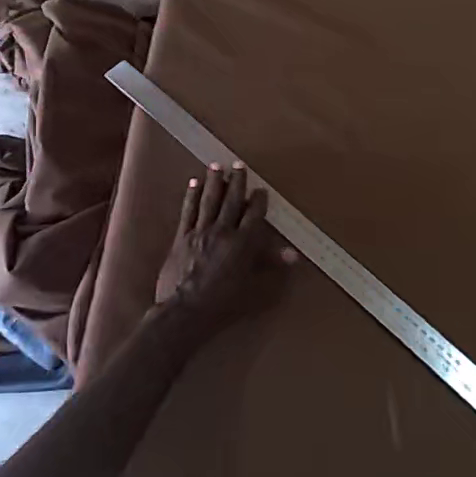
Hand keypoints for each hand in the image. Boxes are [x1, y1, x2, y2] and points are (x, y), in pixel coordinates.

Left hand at [158, 162, 291, 334]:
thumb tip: (293, 254)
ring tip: (216, 165)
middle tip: (239, 164)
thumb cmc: (225, 305)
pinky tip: (193, 183)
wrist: (185, 312)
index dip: (258, 201)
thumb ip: (273, 269)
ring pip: (209, 200)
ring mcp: (200, 232)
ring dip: (214, 181)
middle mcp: (223, 231)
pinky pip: (188, 210)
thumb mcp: (256, 291)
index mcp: (243, 244)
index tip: (261, 190)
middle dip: (237, 182)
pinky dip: (191, 195)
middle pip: (231, 201)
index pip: (254, 215)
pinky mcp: (182, 237)